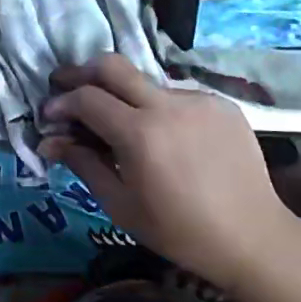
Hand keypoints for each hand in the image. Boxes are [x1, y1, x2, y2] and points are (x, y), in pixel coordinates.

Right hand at [38, 55, 300, 289]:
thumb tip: (50, 141)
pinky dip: (160, 110)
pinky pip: (178, 97)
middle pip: (113, 65)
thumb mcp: (121, 205)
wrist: (250, 236)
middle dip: (82, 72)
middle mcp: (168, 104)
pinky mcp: (222, 104)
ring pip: (148, 83)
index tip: (50, 116)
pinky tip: (165, 138)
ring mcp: (199, 99)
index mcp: (140, 133)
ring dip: (124, 97)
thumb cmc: (178, 231)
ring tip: (121, 127)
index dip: (62, 103)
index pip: (87, 98)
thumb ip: (85, 164)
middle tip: (67, 86)